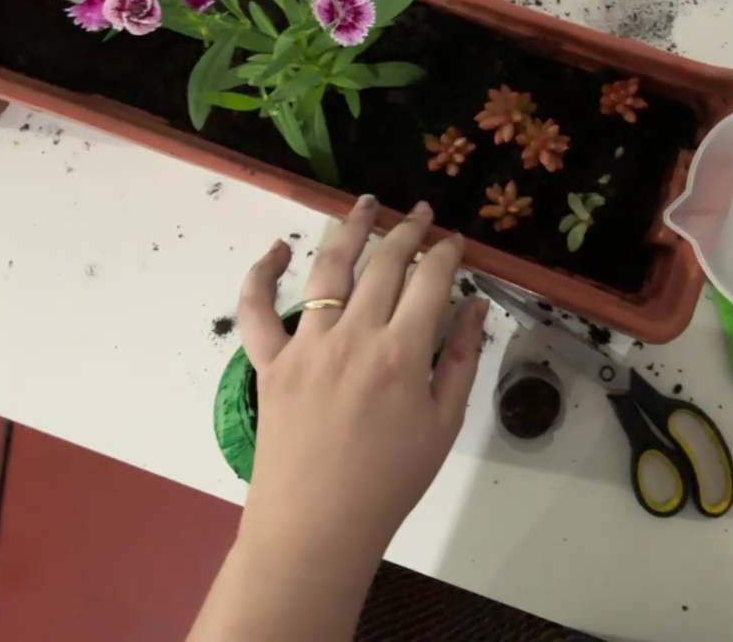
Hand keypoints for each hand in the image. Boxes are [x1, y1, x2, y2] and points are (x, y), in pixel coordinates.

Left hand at [236, 195, 489, 556]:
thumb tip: (477, 303)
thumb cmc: (390, 481)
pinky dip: (260, 275)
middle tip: (420, 211)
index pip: (430, 278)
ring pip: (329, 268)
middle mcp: (353, 336)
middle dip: (408, 229)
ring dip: (350, 228)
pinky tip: (277, 248)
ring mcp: (306, 346)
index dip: (446, 251)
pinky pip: (255, 311)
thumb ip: (464, 357)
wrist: (316, 529)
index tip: (454, 241)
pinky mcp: (269, 362)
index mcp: (402, 353)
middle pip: (385, 262)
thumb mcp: (444, 424)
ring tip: (367, 202)